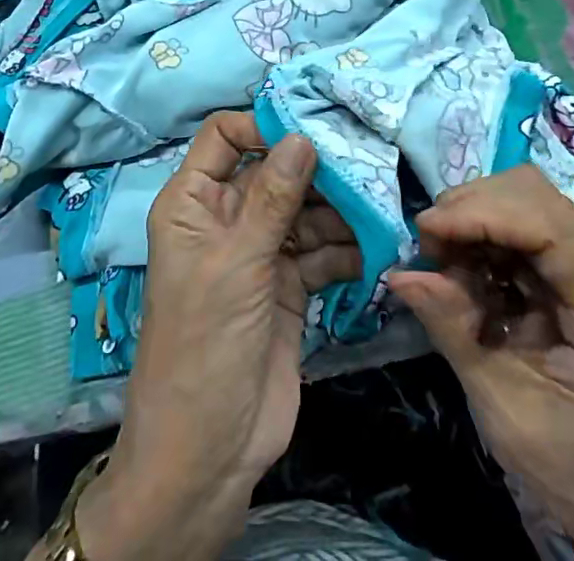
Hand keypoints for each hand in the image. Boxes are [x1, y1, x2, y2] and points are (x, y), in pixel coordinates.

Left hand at [71, 113, 359, 560]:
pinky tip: (375, 250)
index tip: (313, 131)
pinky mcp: (286, 288)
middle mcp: (223, 220)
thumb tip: (302, 136)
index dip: (262, 128)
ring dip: (339, 212)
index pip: (222, 138)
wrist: (211, 445)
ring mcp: (257, 255)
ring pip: (302, 213)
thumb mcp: (238, 262)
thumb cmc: (206, 341)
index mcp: (192, 202)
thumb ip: (272, 198)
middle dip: (315, 171)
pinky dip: (345, 250)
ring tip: (380, 210)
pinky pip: (319, 253)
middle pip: (272, 173)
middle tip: (368, 168)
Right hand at [387, 166, 573, 560]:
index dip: (486, 215)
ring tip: (443, 261)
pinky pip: (525, 224)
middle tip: (430, 249)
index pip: (556, 231)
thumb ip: (452, 328)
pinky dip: (482, 233)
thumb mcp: (498, 399)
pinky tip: (464, 268)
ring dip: (474, 217)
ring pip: (530, 201)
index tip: (426, 228)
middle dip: (473, 209)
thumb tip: (400, 274)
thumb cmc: (561, 458)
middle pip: (541, 199)